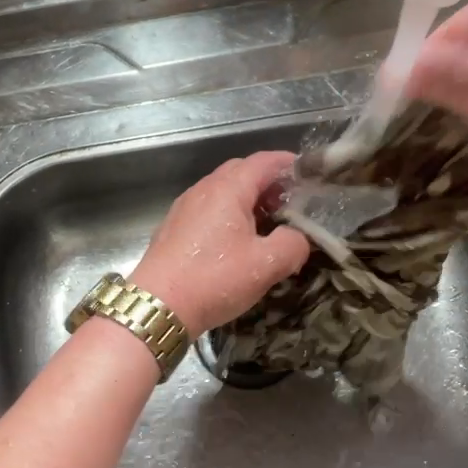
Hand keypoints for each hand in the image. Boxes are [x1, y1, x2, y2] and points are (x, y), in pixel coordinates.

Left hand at [130, 151, 311, 331]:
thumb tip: (299, 238)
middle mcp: (203, 190)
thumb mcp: (266, 264)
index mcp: (228, 189)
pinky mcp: (173, 230)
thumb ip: (293, 244)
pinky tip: (236, 245)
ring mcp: (184, 209)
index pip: (264, 161)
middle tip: (291, 206)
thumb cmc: (213, 280)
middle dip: (269, 185)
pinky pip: (208, 212)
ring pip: (223, 194)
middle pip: (242, 173)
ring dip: (248, 204)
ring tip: (267, 228)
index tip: (310, 176)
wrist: (157, 306)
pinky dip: (228, 218)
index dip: (290, 164)